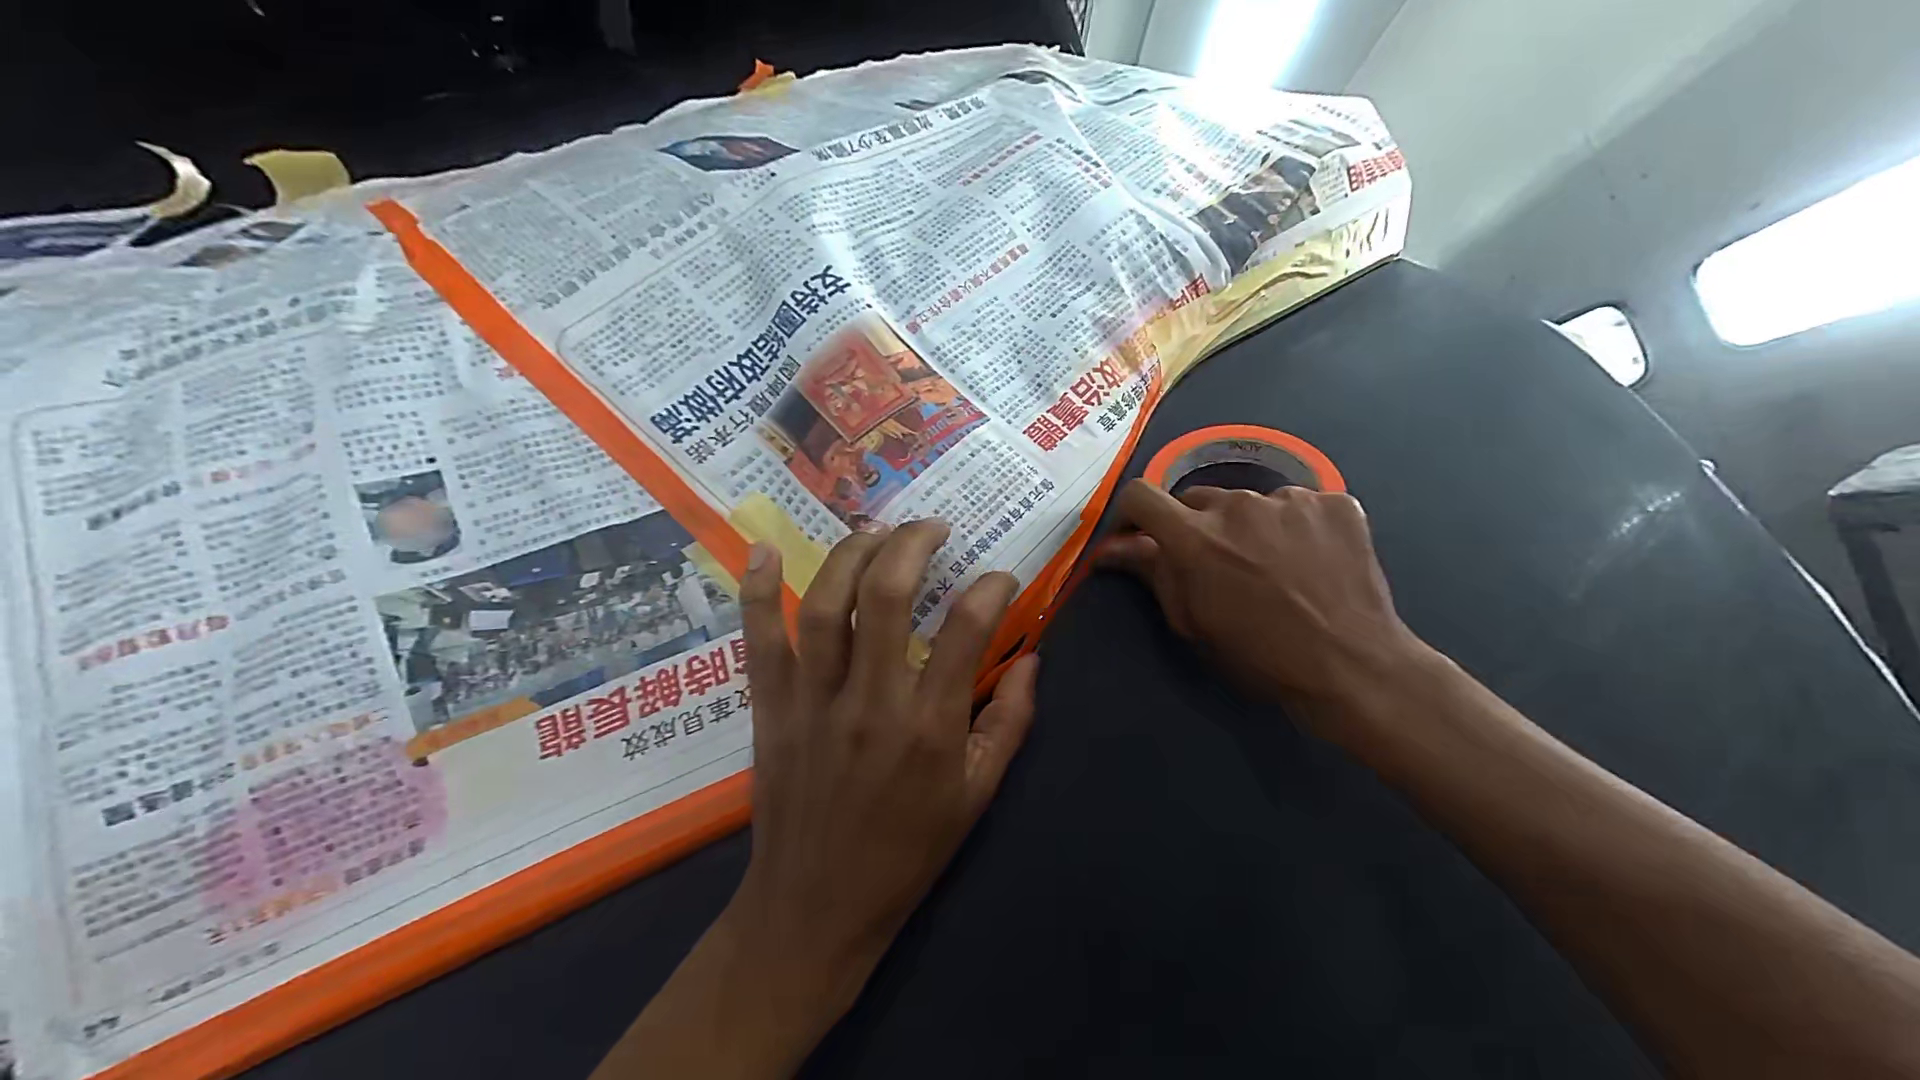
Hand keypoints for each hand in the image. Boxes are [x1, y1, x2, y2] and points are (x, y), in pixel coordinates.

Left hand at [726, 521, 1039, 1007]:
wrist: (817, 906)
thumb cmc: (906, 851)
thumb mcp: (976, 796)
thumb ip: (1009, 723)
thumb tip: (1031, 659)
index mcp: (930, 728)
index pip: (966, 630)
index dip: (990, 588)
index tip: (999, 577)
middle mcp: (871, 702)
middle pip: (886, 596)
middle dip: (912, 543)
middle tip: (932, 527)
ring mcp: (813, 702)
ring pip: (826, 605)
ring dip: (852, 553)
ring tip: (877, 529)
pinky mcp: (771, 709)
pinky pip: (760, 640)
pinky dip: (759, 591)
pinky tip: (768, 548)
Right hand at [1097, 481, 1434, 707]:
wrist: (1352, 666)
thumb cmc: (1260, 655)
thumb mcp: (1193, 622)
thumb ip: (1153, 573)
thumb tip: (1111, 549)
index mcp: (1194, 538)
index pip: (1141, 495)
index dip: (1133, 513)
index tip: (1139, 534)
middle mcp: (1238, 505)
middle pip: (1198, 500)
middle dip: (1196, 527)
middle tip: (1218, 566)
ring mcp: (1291, 499)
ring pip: (1250, 503)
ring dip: (1249, 527)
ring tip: (1275, 567)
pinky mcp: (1336, 502)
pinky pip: (1298, 505)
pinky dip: (1295, 527)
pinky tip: (1310, 560)